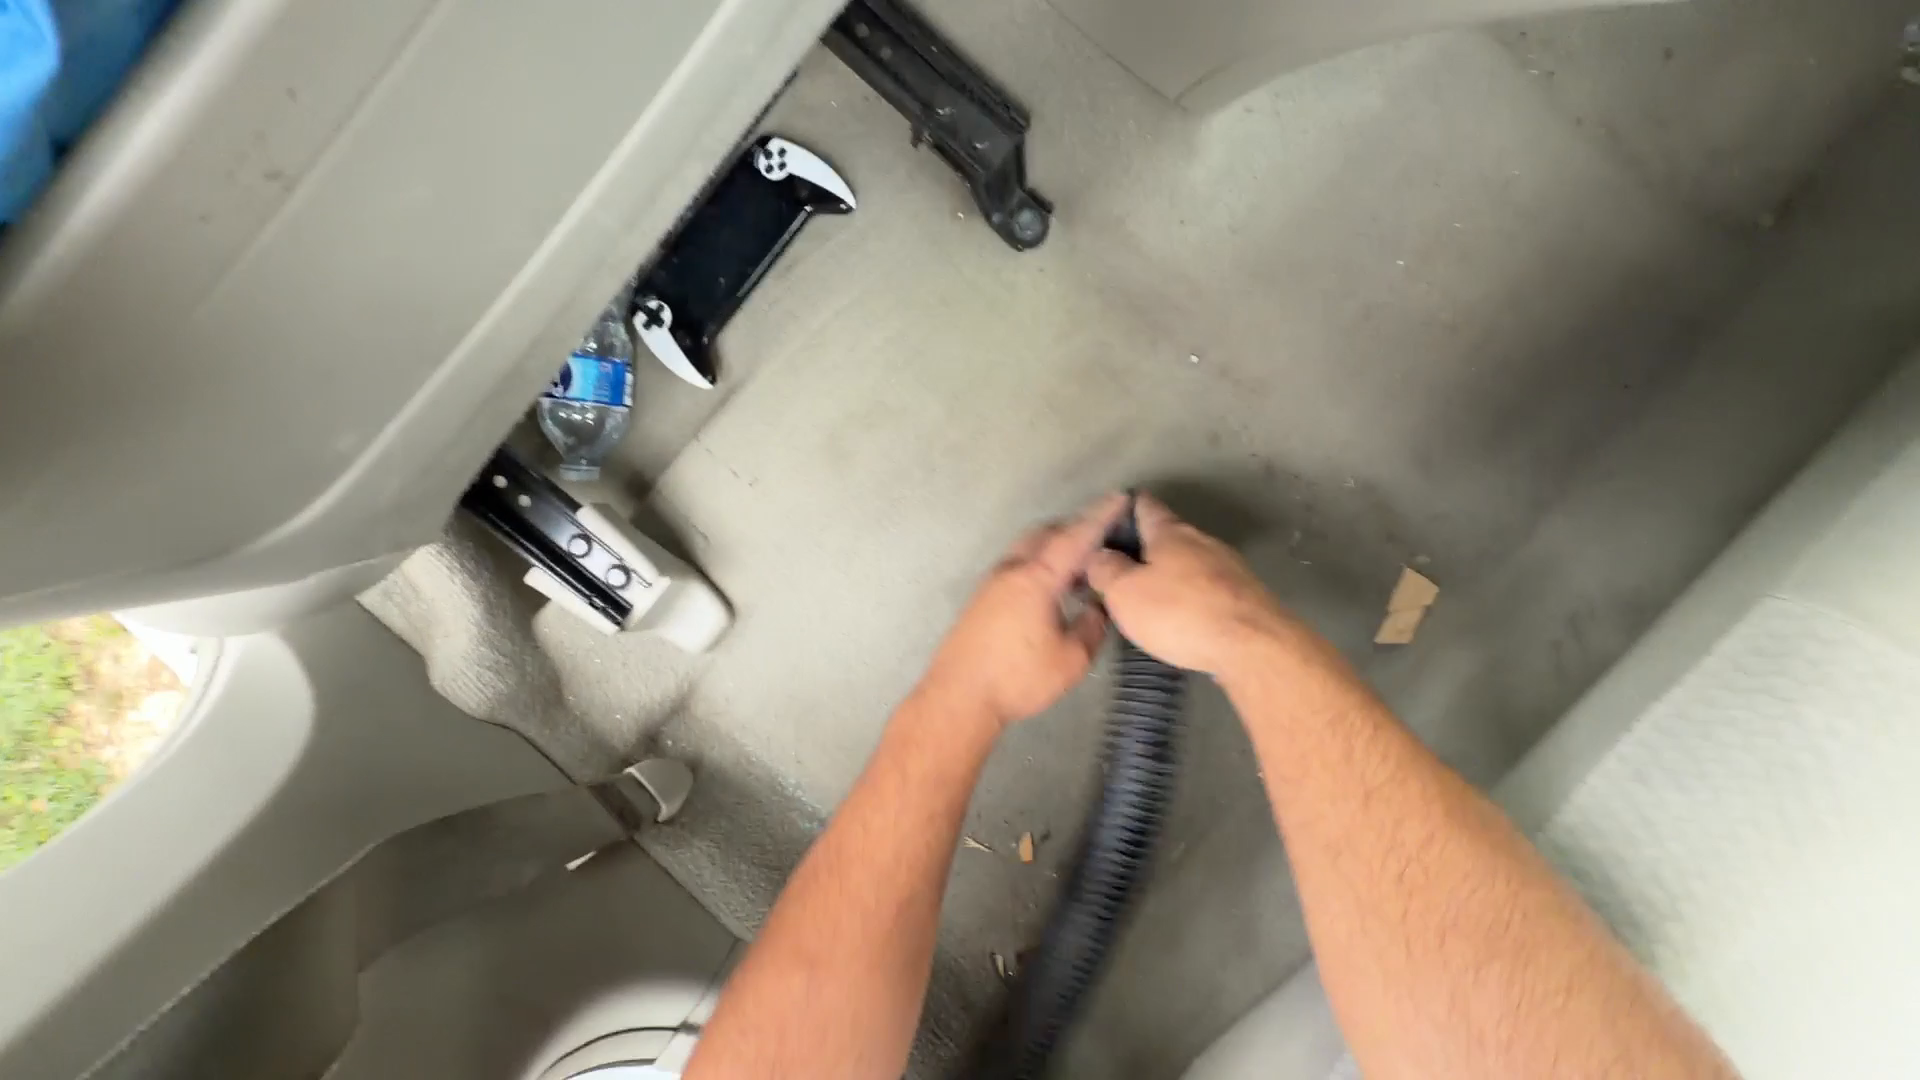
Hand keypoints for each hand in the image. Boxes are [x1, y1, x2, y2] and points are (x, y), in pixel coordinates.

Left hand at [919, 494, 1129, 729]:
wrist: (959, 697)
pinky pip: (1017, 567)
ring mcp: (992, 583)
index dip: (1100, 517)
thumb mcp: (1071, 660)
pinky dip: (1039, 565)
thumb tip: (1099, 609)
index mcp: (1036, 578)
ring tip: (1081, 572)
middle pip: (1046, 533)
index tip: (1121, 499)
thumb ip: (1092, 628)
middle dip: (1076, 529)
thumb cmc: (1018, 679)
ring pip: (1028, 549)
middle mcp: (1011, 570)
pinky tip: (1052, 593)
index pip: (1075, 537)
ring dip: (1055, 549)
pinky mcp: (982, 599)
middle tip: (1104, 541)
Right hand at [1086, 495, 1308, 676]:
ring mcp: (1229, 567)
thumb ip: (1105, 569)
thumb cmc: (1180, 612)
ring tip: (1147, 594)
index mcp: (1170, 532)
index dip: (1124, 507)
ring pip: (1189, 562)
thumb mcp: (1125, 593)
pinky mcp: (1244, 595)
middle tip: (1118, 567)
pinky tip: (1180, 615)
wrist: (1253, 646)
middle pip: (1168, 535)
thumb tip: (1099, 554)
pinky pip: (1207, 587)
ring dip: (1169, 573)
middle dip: (1144, 547)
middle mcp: (1202, 540)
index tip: (1106, 519)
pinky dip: (1190, 595)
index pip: (1144, 504)